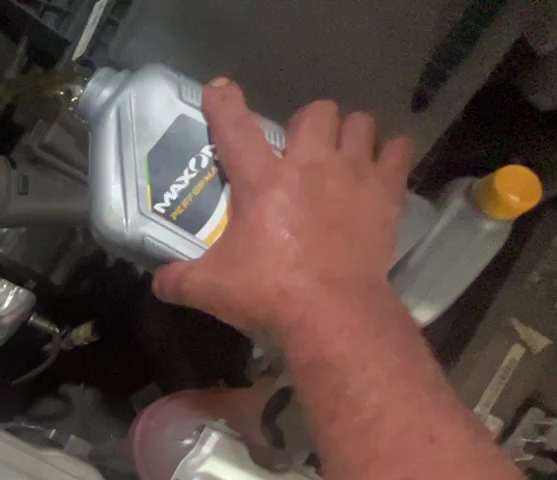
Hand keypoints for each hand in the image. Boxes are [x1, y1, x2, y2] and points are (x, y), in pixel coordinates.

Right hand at [152, 78, 413, 348]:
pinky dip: (384, 155)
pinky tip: (371, 172)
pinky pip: (397, 150)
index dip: (224, 106)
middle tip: (293, 153)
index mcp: (261, 183)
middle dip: (303, 126)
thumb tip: (160, 280)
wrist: (329, 312)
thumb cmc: (262, 294)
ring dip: (345, 135)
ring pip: (360, 123)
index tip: (218, 89)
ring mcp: (354, 175)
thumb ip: (175, 279)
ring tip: (334, 158)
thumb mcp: (203, 290)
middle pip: (316, 112)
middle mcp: (310, 166)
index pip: (236, 131)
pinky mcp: (387, 192)